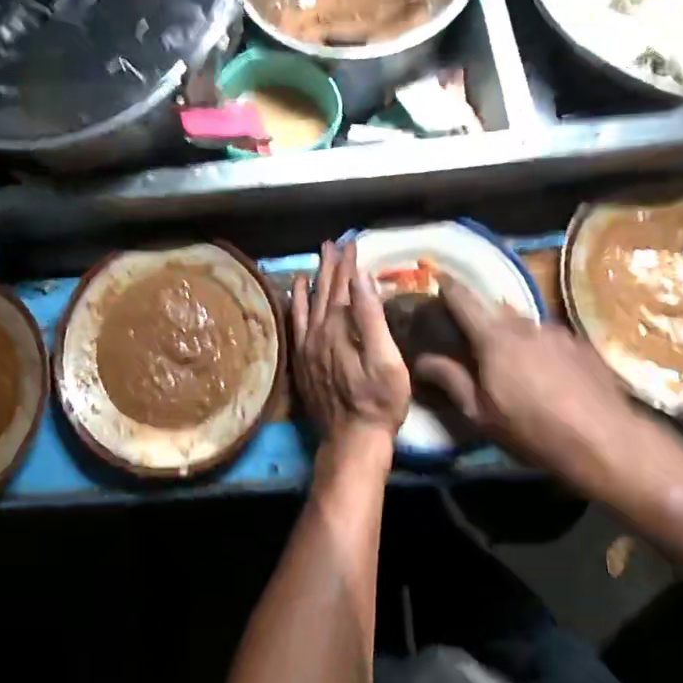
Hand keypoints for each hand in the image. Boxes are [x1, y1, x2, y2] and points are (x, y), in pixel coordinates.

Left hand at [290, 241, 411, 449]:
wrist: (351, 439)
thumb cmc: (379, 402)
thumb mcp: (386, 360)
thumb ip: (372, 318)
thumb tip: (362, 279)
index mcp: (341, 328)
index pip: (345, 287)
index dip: (349, 265)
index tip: (353, 243)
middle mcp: (319, 332)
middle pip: (325, 291)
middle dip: (331, 266)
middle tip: (333, 243)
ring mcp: (308, 346)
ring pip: (309, 303)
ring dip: (314, 279)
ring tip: (316, 259)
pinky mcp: (303, 360)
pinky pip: (296, 323)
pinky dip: (296, 304)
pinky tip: (296, 293)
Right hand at [410, 278, 645, 483]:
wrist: (607, 442)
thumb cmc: (532, 430)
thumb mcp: (480, 413)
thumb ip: (450, 380)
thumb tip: (421, 359)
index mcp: (494, 338)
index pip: (464, 299)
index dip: (448, 287)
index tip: (438, 282)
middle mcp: (526, 325)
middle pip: (496, 310)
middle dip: (482, 320)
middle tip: (474, 342)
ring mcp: (559, 333)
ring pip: (526, 325)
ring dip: (514, 337)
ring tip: (514, 364)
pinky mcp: (583, 346)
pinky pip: (551, 339)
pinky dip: (540, 349)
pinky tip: (546, 375)